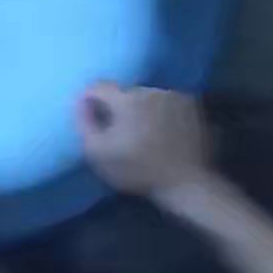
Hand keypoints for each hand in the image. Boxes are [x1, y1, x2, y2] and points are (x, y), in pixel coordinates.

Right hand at [75, 82, 213, 196]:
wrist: (187, 185)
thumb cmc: (137, 170)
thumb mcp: (96, 151)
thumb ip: (83, 122)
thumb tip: (80, 101)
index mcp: (127, 99)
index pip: (98, 87)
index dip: (90, 102)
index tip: (92, 120)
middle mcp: (152, 91)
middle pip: (122, 92)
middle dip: (116, 107)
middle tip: (117, 130)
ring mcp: (175, 96)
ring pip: (144, 96)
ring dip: (137, 109)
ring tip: (140, 132)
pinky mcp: (193, 106)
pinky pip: (164, 102)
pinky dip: (158, 111)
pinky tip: (160, 131)